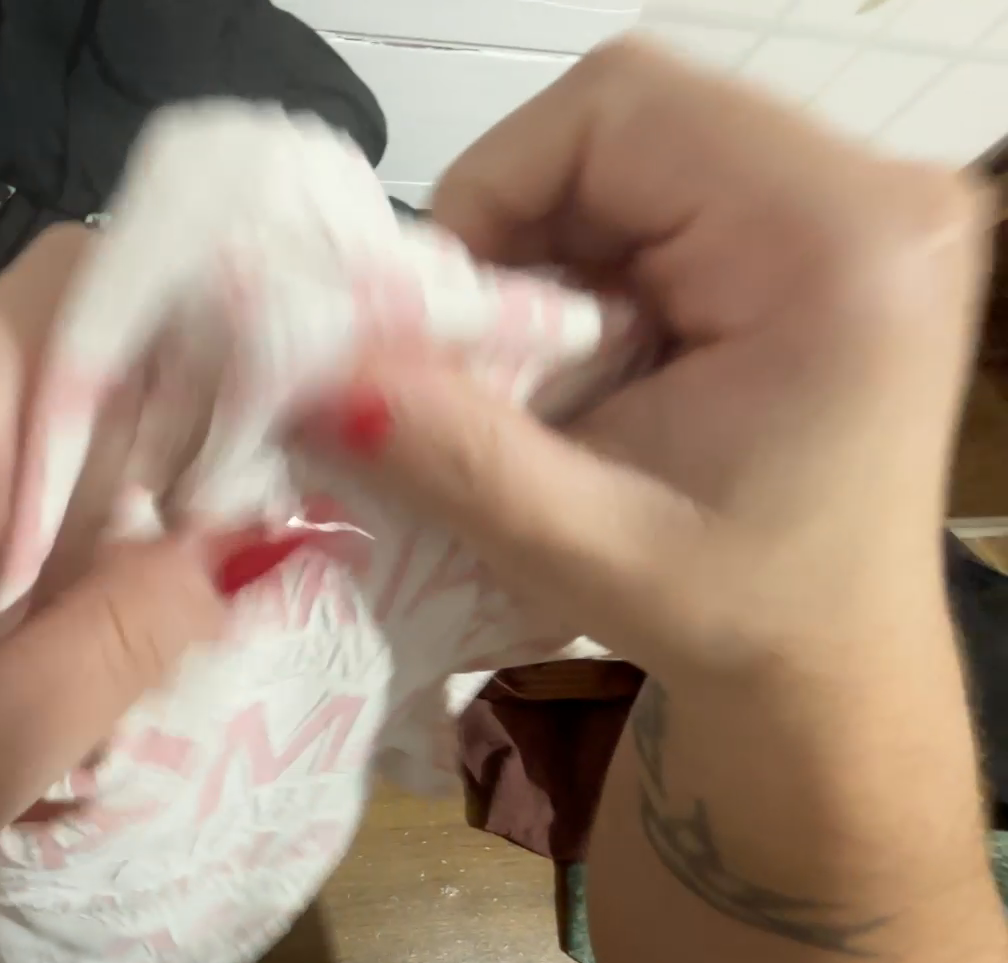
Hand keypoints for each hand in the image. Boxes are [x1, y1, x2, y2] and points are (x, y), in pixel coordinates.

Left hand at [0, 228, 261, 962]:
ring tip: (137, 604)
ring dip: (113, 495)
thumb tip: (250, 546)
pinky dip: (59, 535)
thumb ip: (122, 642)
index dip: (182, 313)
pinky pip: (1, 483)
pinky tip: (56, 627)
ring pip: (43, 424)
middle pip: (71, 351)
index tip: (257, 409)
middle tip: (213, 543)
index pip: (72, 285)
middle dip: (166, 426)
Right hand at [312, 38, 989, 688]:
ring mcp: (820, 217)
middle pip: (606, 127)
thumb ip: (444, 451)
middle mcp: (849, 197)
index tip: (451, 316)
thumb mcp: (567, 540)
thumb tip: (316, 381)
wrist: (818, 652)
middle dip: (497, 232)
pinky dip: (549, 282)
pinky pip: (622, 215)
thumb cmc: (724, 608)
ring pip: (602, 168)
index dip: (491, 189)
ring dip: (518, 264)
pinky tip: (551, 370)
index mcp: (830, 243)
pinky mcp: (780, 250)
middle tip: (472, 353)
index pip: (616, 108)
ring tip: (513, 374)